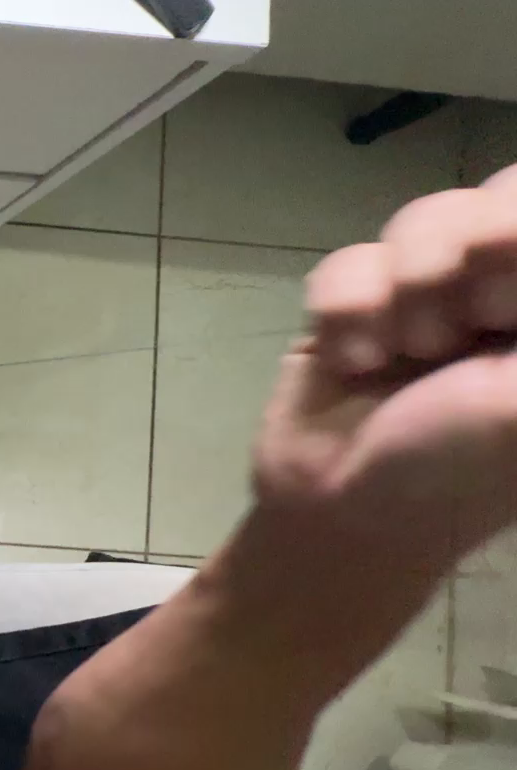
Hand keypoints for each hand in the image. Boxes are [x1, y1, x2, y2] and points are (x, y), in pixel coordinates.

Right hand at [252, 164, 516, 573]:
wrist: (340, 508)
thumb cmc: (465, 466)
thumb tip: (510, 257)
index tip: (514, 316)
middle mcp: (510, 279)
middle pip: (503, 190)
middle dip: (478, 258)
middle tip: (475, 330)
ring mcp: (427, 292)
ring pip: (422, 218)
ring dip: (406, 296)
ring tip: (408, 354)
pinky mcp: (349, 311)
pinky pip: (344, 264)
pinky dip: (344, 315)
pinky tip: (353, 361)